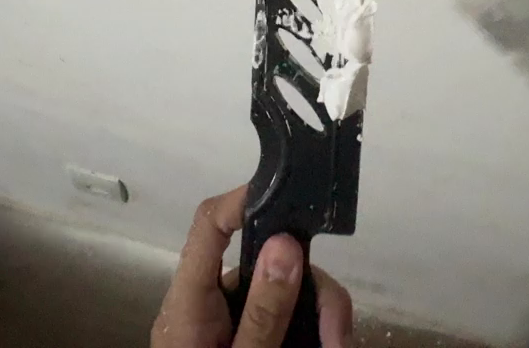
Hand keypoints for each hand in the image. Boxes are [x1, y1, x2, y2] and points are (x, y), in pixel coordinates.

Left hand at [151, 185, 355, 347]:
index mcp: (190, 302)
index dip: (244, 196)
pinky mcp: (251, 340)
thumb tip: (285, 243)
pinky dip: (314, 331)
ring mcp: (233, 323)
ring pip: (288, 288)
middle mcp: (211, 303)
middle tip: (339, 332)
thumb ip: (261, 313)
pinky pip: (288, 318)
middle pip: (268, 258)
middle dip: (313, 285)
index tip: (292, 195)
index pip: (209, 224)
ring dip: (322, 314)